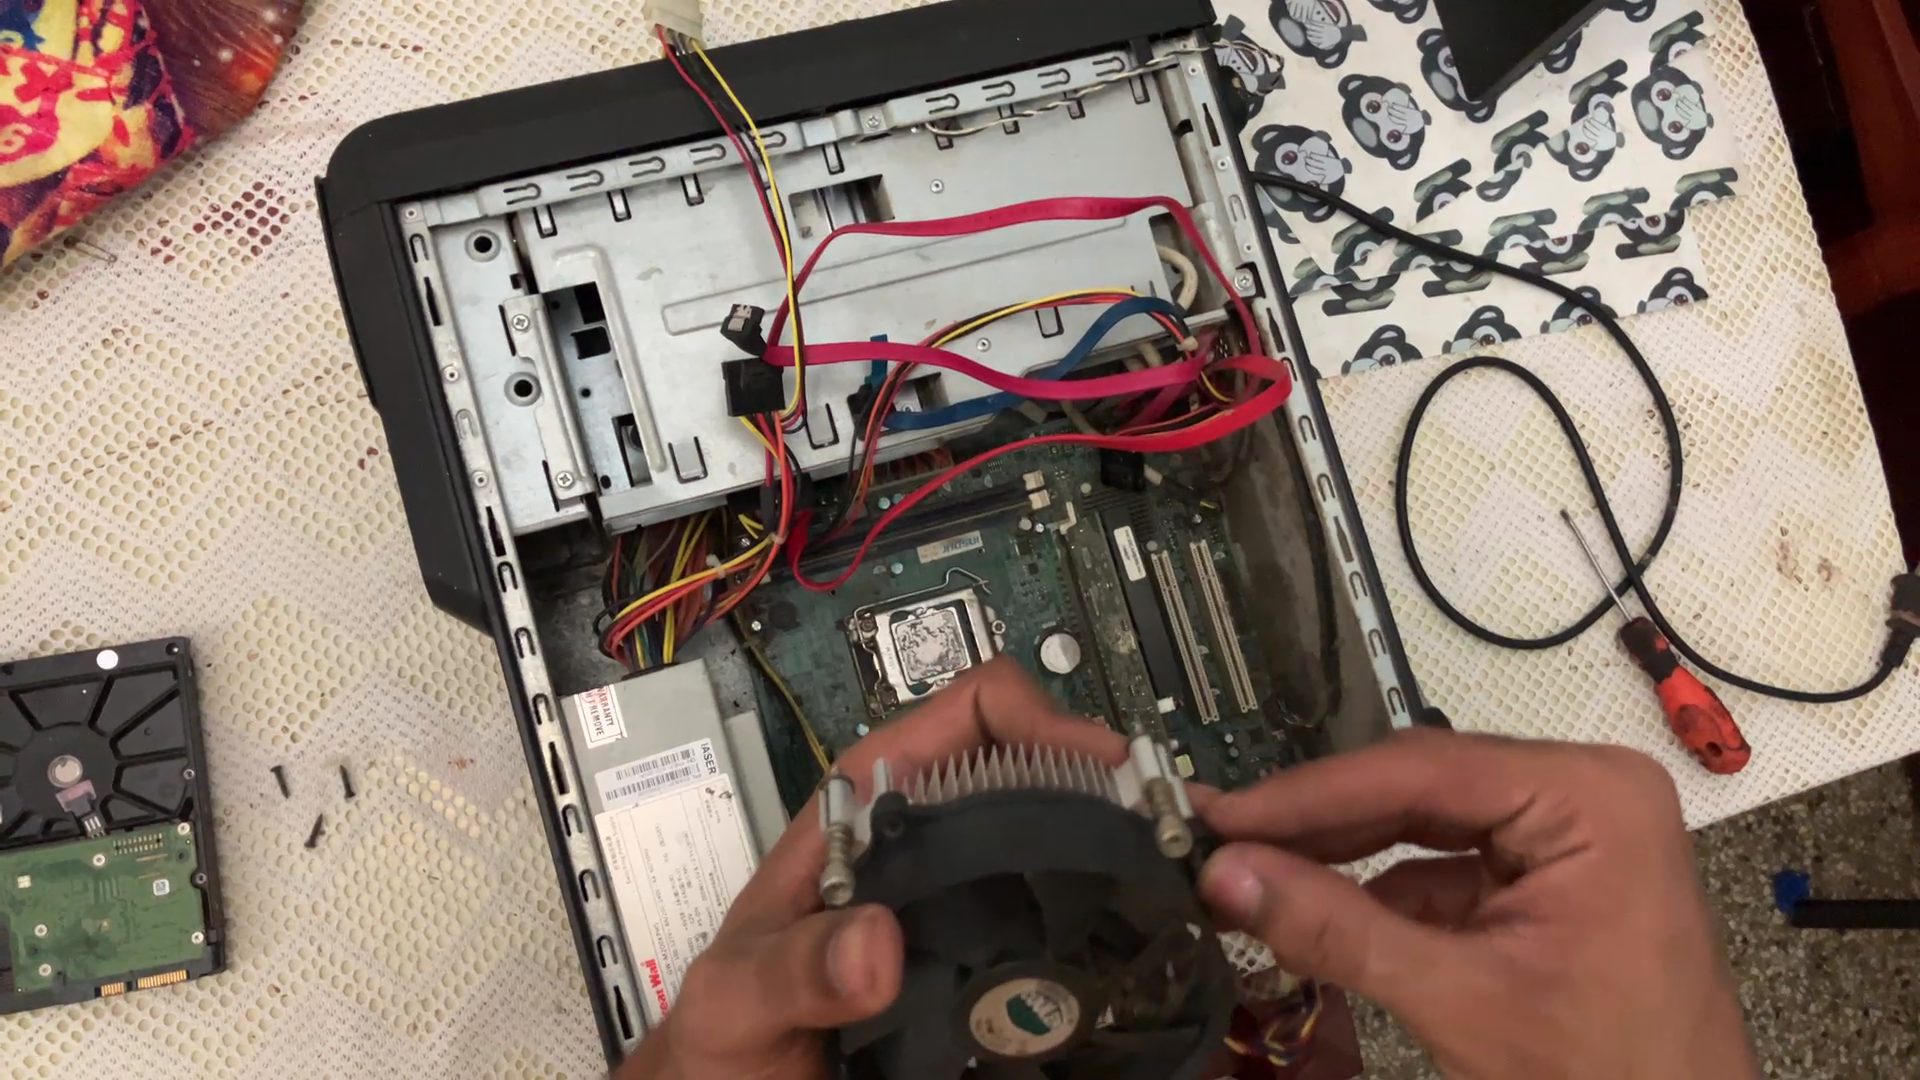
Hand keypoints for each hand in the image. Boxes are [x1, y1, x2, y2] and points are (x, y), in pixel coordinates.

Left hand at [617, 658, 1127, 1079]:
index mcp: (877, 795)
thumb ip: (789, 967)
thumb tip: (874, 946)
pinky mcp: (987, 949)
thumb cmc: (728, 1036)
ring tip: (1173, 889)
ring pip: (1059, 836)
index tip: (1106, 771)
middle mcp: (932, 827)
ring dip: (1114, 848)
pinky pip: (1056, 912)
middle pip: (1036, 765)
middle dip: (1103, 785)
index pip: (976, 708)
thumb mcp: (738, 996)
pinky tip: (1136, 946)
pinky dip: (1099, 915)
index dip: (1043, 717)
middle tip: (1166, 837)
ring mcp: (965, 888)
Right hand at [1197, 728, 1756, 1079]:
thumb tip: (1219, 874)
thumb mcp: (1463, 1004)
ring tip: (1245, 863)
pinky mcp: (1525, 864)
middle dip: (1309, 823)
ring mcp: (1548, 824)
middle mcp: (1569, 787)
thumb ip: (1334, 929)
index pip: (1416, 773)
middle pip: (1405, 785)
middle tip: (1220, 837)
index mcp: (1586, 797)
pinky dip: (1358, 880)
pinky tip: (1301, 895)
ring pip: (1403, 814)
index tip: (1222, 814)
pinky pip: (1420, 853)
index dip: (1306, 796)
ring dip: (1323, 848)